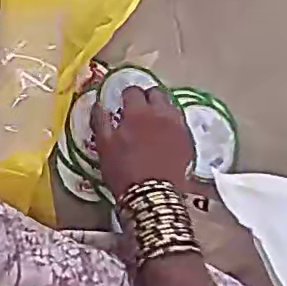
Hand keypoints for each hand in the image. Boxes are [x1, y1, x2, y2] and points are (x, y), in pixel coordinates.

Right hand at [91, 85, 193, 199]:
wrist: (153, 195)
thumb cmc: (123, 170)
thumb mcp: (104, 146)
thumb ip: (100, 120)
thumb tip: (98, 103)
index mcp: (138, 112)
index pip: (133, 91)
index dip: (126, 95)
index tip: (122, 103)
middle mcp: (161, 113)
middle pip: (156, 93)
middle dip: (146, 97)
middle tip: (138, 109)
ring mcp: (178, 125)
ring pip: (171, 105)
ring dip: (161, 108)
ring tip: (153, 120)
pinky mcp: (188, 139)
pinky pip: (180, 122)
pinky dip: (172, 123)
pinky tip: (165, 134)